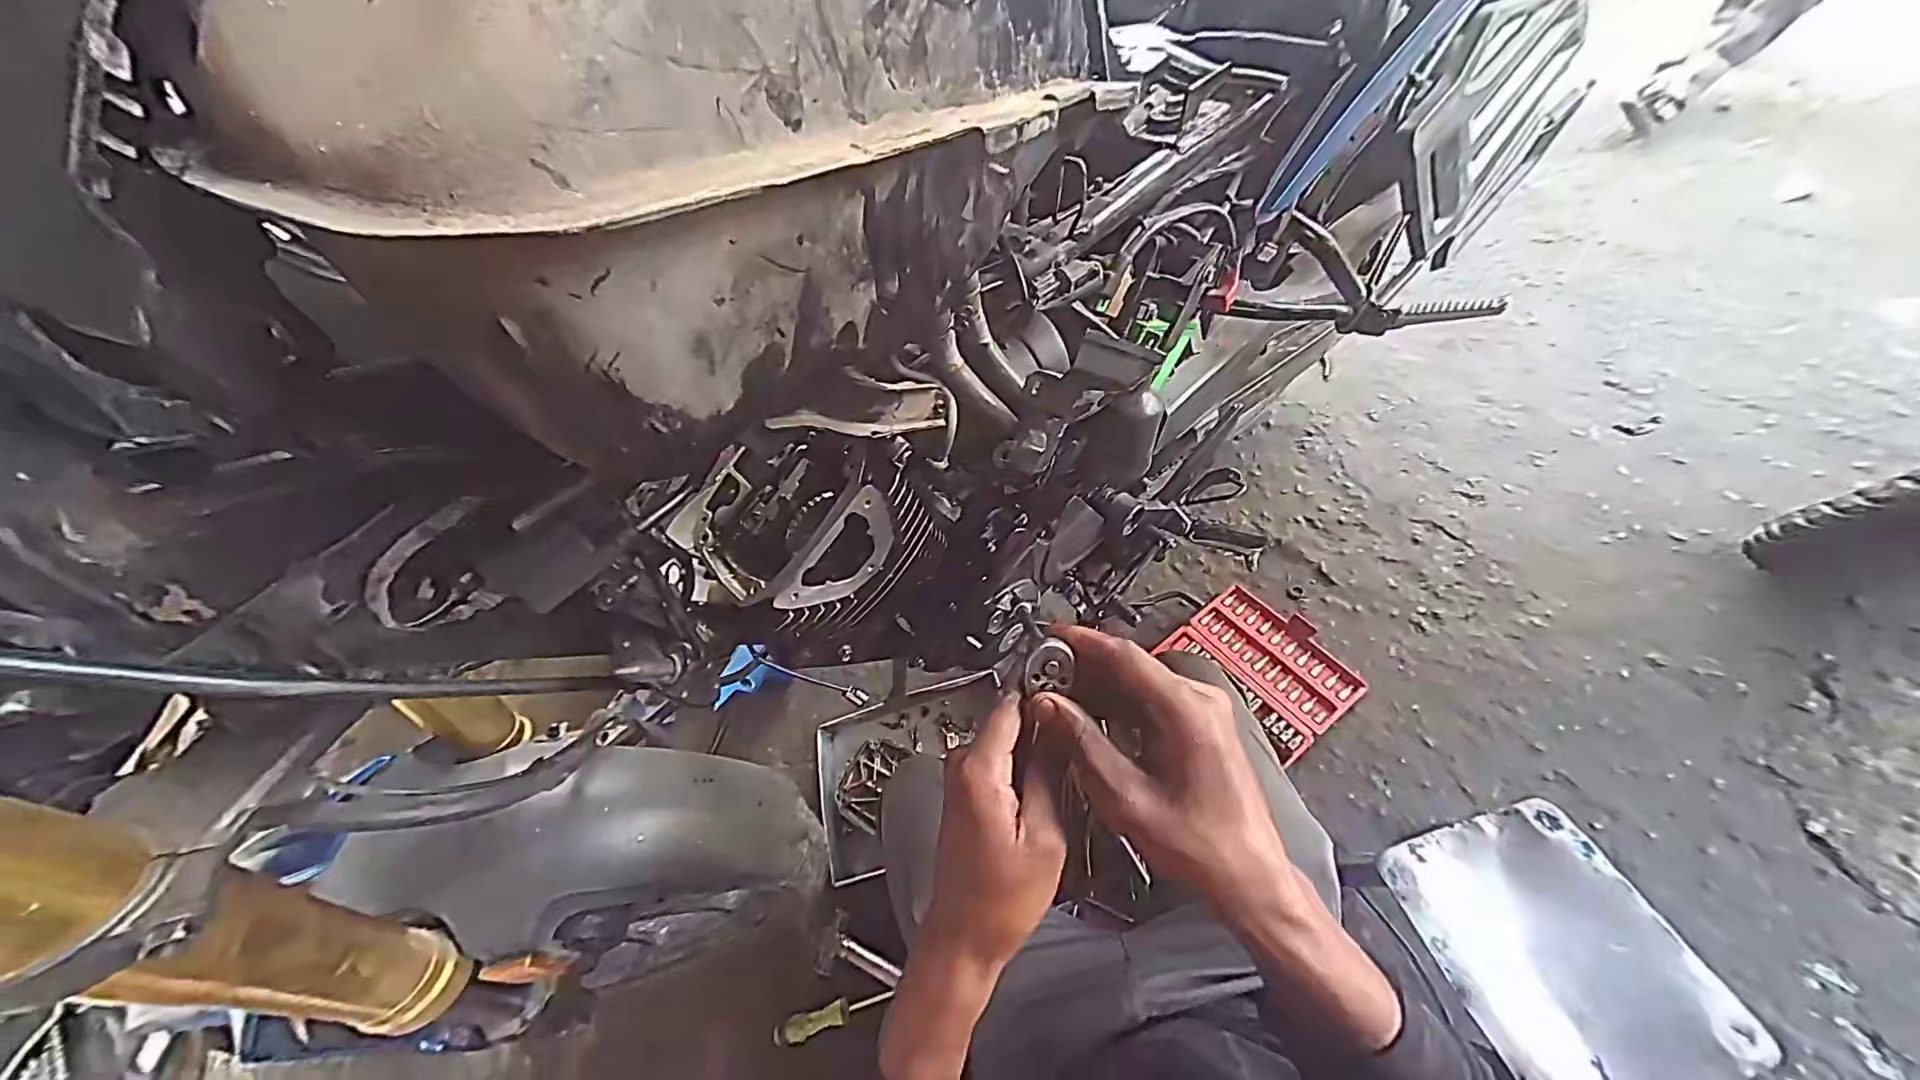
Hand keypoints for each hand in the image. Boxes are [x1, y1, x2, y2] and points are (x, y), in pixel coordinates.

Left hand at [921, 688, 1066, 968]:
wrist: (964, 936)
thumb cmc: (999, 901)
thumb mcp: (1046, 835)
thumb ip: (1050, 773)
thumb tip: (1057, 727)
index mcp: (978, 771)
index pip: (1009, 705)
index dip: (1041, 691)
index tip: (1067, 682)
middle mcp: (961, 767)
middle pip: (1008, 720)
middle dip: (1043, 722)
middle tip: (1078, 736)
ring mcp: (960, 778)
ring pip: (1005, 740)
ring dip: (1036, 746)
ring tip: (1066, 768)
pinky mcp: (965, 792)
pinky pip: (998, 760)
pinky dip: (1023, 765)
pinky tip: (1045, 788)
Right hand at [1031, 625, 1298, 921]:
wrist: (1248, 876)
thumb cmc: (1201, 846)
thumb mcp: (1124, 795)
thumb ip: (1082, 742)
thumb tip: (1050, 705)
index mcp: (1186, 709)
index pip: (1124, 654)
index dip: (1081, 640)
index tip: (1052, 636)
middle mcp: (1200, 701)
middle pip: (1130, 665)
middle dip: (1083, 667)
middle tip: (1046, 675)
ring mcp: (1204, 711)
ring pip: (1139, 682)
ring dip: (1099, 687)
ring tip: (1062, 698)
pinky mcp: (1202, 725)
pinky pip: (1152, 700)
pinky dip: (1119, 703)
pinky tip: (1094, 719)